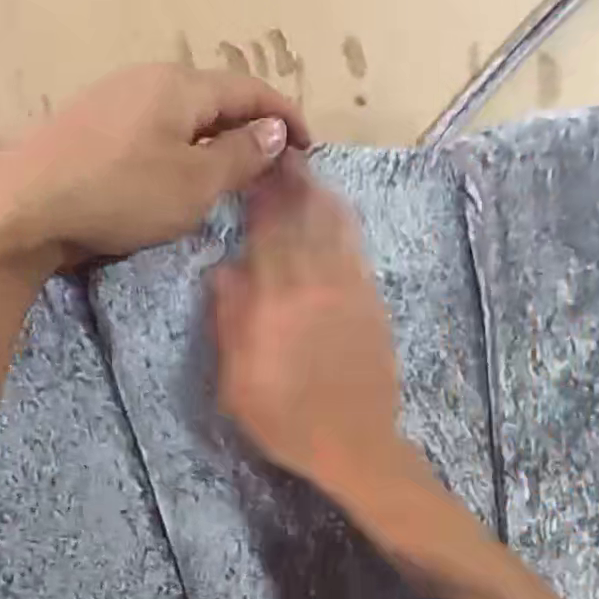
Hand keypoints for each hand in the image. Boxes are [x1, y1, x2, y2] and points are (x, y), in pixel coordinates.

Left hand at [0, 64, 312, 265]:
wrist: (27, 207)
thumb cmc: (123, 194)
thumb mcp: (196, 181)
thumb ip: (241, 154)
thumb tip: (274, 131)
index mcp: (181, 86)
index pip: (250, 90)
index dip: (286, 116)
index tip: (309, 147)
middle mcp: (151, 81)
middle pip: (220, 97)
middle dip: (255, 128)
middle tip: (278, 166)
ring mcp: (121, 99)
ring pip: (191, 114)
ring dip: (224, 139)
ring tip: (242, 174)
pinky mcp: (100, 125)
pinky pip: (164, 127)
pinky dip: (193, 147)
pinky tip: (192, 175)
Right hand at [211, 154, 407, 488]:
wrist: (355, 443)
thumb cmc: (287, 421)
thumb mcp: (236, 383)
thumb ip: (230, 321)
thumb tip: (224, 269)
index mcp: (276, 302)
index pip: (266, 231)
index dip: (259, 194)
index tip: (251, 167)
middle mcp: (316, 285)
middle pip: (302, 219)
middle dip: (290, 182)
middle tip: (280, 155)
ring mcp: (351, 292)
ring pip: (335, 228)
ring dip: (319, 195)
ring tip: (307, 173)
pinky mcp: (373, 304)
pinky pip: (357, 252)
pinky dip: (344, 225)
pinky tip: (336, 215)